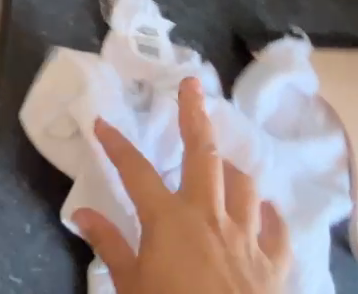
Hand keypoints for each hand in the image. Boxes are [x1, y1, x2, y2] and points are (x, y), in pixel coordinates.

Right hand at [74, 77, 291, 293]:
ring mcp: (246, 239)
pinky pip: (277, 230)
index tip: (101, 123)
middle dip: (194, 116)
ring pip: (244, 185)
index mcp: (167, 218)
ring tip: (222, 158)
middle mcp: (208, 216)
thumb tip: (79, 214)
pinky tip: (263, 207)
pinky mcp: (275, 266)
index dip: (115, 144)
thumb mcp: (131, 285)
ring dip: (232, 167)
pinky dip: (268, 214)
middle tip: (191, 85)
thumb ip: (109, 246)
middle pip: (203, 154)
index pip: (134, 169)